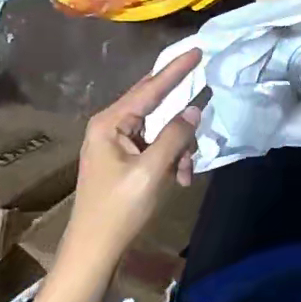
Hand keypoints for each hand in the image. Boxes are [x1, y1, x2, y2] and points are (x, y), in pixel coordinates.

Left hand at [25, 50, 204, 301]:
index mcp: (110, 123)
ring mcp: (116, 144)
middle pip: (153, 105)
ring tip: (186, 173)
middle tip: (206, 87)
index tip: (196, 50)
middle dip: (180, 111)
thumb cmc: (119, 210)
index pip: (149, 89)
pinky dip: (170, 159)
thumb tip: (194, 110)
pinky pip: (155, 148)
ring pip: (159, 130)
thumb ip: (174, 137)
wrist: (94, 251)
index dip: (175, 70)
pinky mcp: (123, 160)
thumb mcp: (151, 172)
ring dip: (178, 147)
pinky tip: (179, 180)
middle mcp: (111, 126)